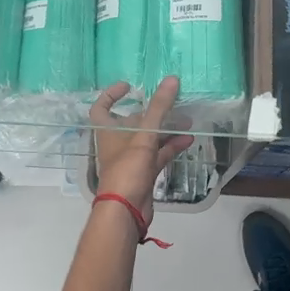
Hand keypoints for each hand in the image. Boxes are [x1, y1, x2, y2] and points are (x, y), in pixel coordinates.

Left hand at [89, 77, 192, 227]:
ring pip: (149, 138)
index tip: (129, 86)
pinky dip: (171, 147)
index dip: (111, 94)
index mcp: (107, 131)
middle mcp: (117, 143)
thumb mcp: (144, 135)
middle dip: (154, 112)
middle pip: (133, 121)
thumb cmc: (127, 168)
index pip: (101, 107)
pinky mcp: (144, 173)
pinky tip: (187, 140)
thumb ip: (159, 107)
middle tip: (174, 103)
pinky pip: (158, 154)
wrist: (125, 211)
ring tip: (187, 121)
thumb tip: (172, 79)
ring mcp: (131, 159)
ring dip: (166, 130)